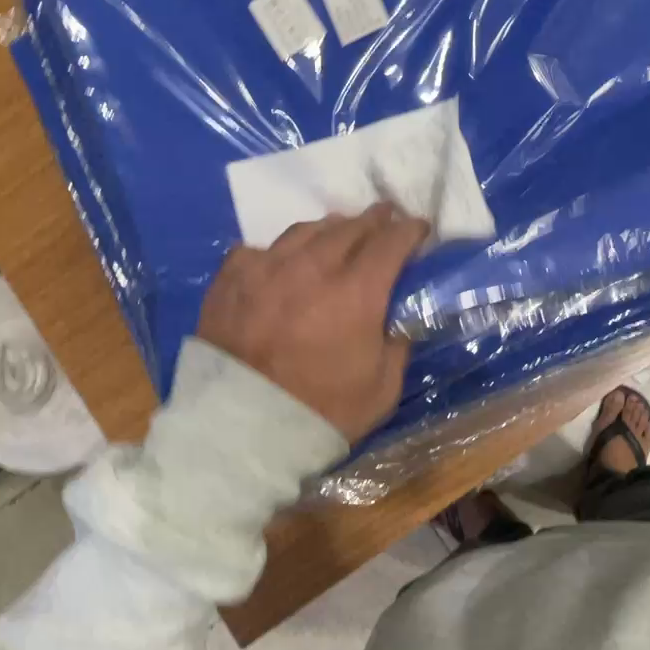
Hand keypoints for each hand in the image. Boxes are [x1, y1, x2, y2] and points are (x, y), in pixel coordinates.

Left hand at [197, 204, 430, 442]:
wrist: (242, 430)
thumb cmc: (321, 413)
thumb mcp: (382, 388)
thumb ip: (396, 345)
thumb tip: (396, 321)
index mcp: (355, 292)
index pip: (391, 243)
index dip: (410, 231)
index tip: (419, 229)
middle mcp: (311, 268)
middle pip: (349, 227)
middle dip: (373, 221)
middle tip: (384, 219)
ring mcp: (266, 269)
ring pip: (304, 231)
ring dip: (329, 228)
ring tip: (338, 231)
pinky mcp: (230, 280)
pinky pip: (259, 249)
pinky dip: (279, 251)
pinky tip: (282, 260)